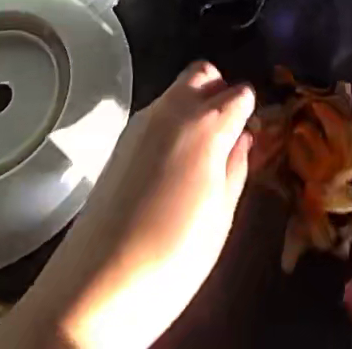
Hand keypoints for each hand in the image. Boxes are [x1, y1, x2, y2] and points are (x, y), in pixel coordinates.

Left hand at [0, 60, 254, 348]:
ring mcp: (143, 119)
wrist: (100, 279)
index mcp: (206, 124)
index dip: (249, 111)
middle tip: (226, 131)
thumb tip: (242, 139)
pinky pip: (157, 111)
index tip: (251, 132)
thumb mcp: (221, 216)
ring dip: (194, 103)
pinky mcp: (121, 137)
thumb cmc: (175, 253)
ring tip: (200, 152)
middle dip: (220, 90)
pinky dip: (172, 121)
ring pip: (178, 88)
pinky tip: (172, 164)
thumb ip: (236, 168)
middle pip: (203, 72)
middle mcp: (173, 108)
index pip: (240, 93)